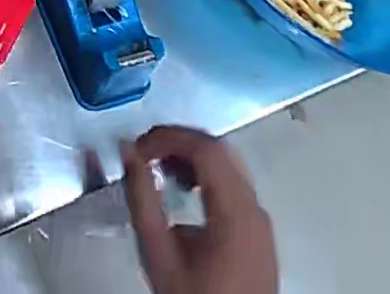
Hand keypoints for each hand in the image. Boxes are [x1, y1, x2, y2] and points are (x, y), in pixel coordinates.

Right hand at [122, 126, 276, 293]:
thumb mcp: (157, 252)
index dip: (168, 137)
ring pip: (227, 163)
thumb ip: (141, 197)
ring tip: (158, 166)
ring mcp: (261, 222)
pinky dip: (204, 172)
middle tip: (145, 150)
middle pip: (218, 150)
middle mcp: (255, 211)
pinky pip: (232, 182)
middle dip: (177, 140)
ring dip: (190, 154)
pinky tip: (182, 188)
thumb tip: (128, 152)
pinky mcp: (259, 232)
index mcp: (236, 213)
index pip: (204, 149)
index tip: (138, 147)